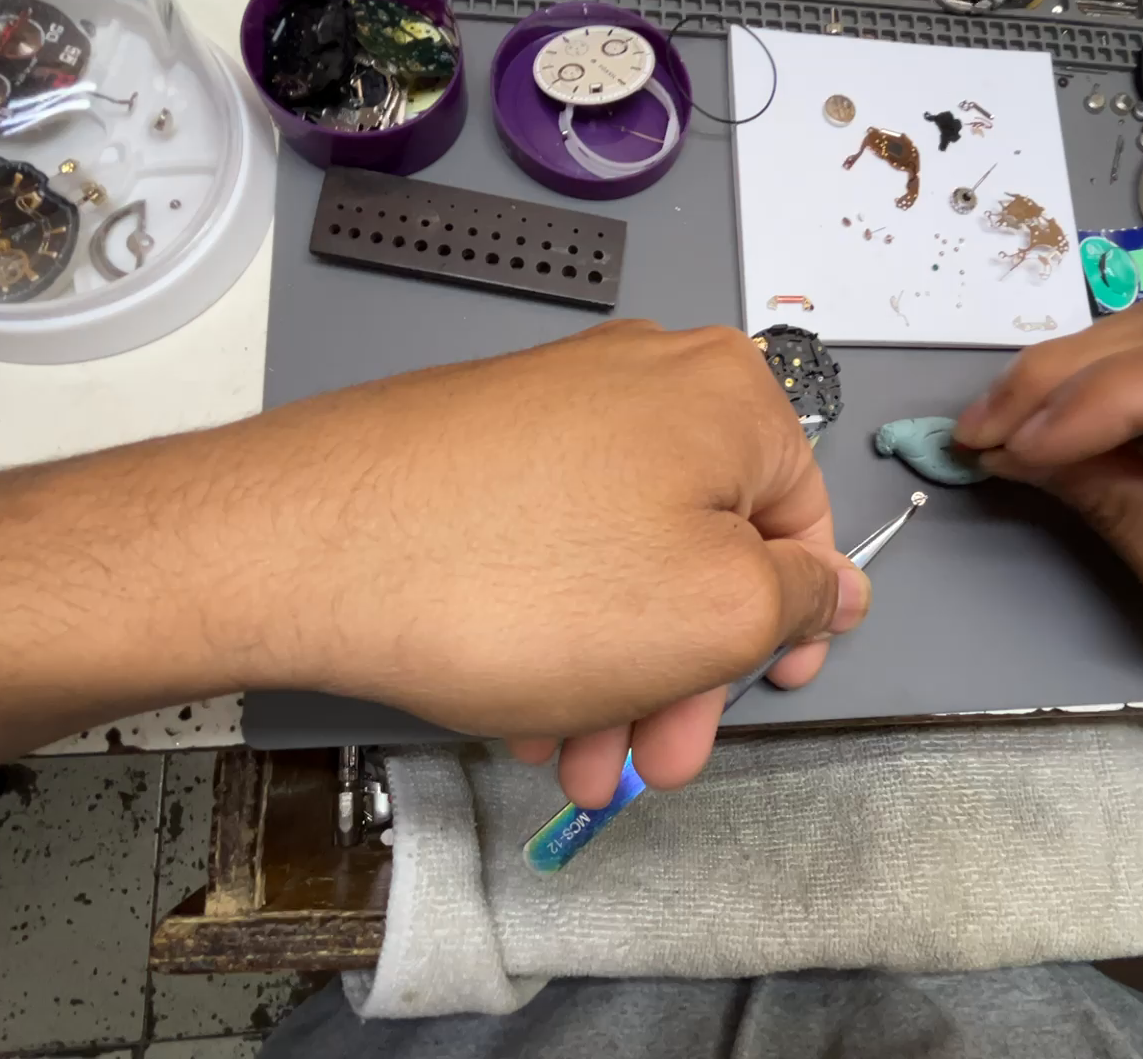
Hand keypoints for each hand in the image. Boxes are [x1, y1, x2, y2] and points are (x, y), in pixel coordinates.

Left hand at [204, 321, 869, 805]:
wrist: (305, 547)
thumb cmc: (531, 580)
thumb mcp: (718, 612)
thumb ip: (801, 599)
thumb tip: (836, 586)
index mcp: (728, 399)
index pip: (803, 521)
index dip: (790, 621)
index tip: (764, 686)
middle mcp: (648, 385)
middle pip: (703, 551)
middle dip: (685, 671)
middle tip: (653, 756)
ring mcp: (561, 412)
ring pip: (625, 561)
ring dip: (617, 668)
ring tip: (577, 752)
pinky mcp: (492, 447)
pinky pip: (559, 546)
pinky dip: (560, 626)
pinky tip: (527, 700)